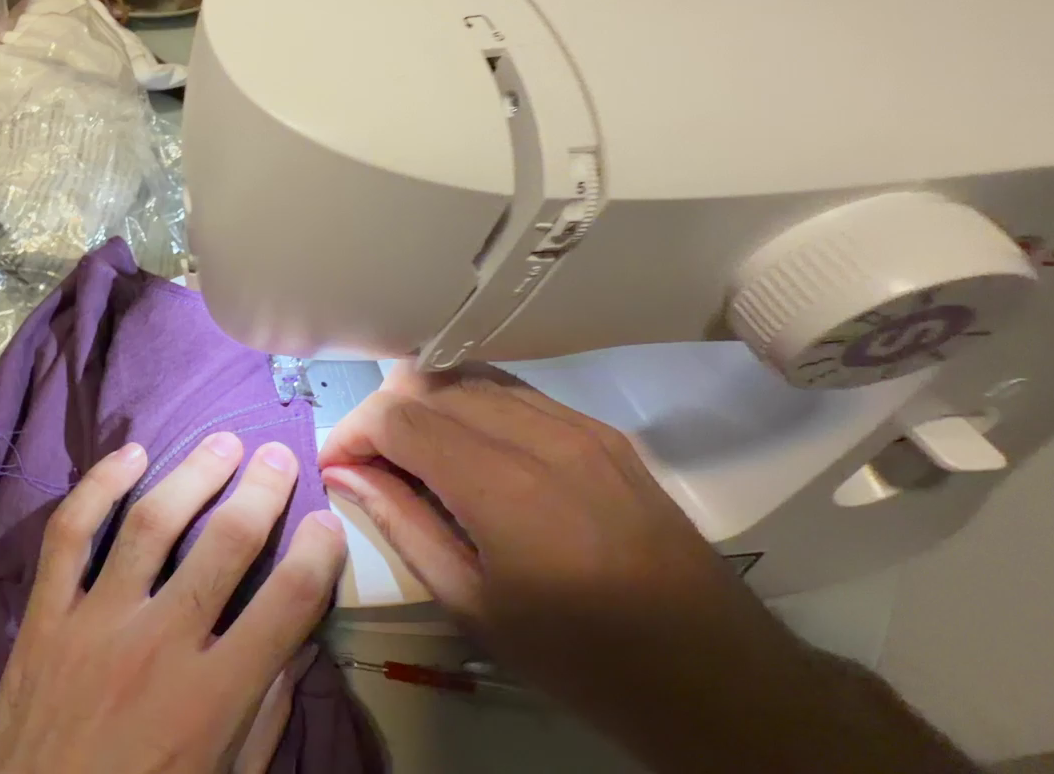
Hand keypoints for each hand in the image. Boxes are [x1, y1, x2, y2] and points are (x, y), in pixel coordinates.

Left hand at [0, 433, 346, 773]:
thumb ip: (261, 713)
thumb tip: (299, 644)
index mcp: (212, 696)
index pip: (286, 604)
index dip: (317, 556)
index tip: (328, 521)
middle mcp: (158, 644)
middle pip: (224, 545)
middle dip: (260, 492)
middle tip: (278, 456)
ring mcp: (96, 620)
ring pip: (151, 523)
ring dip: (192, 474)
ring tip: (222, 442)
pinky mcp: (45, 614)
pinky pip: (69, 533)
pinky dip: (97, 486)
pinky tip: (129, 454)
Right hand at [317, 365, 829, 766]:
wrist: (715, 677)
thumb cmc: (580, 658)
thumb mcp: (472, 605)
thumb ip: (402, 523)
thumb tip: (345, 472)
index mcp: (504, 485)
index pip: (400, 416)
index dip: (355, 432)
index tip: (337, 466)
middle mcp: (541, 434)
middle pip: (431, 384)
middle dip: (384, 413)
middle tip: (369, 462)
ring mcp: (579, 426)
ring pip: (472, 376)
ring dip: (427, 404)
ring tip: (413, 453)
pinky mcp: (603, 431)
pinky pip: (516, 392)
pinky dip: (473, 405)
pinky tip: (468, 447)